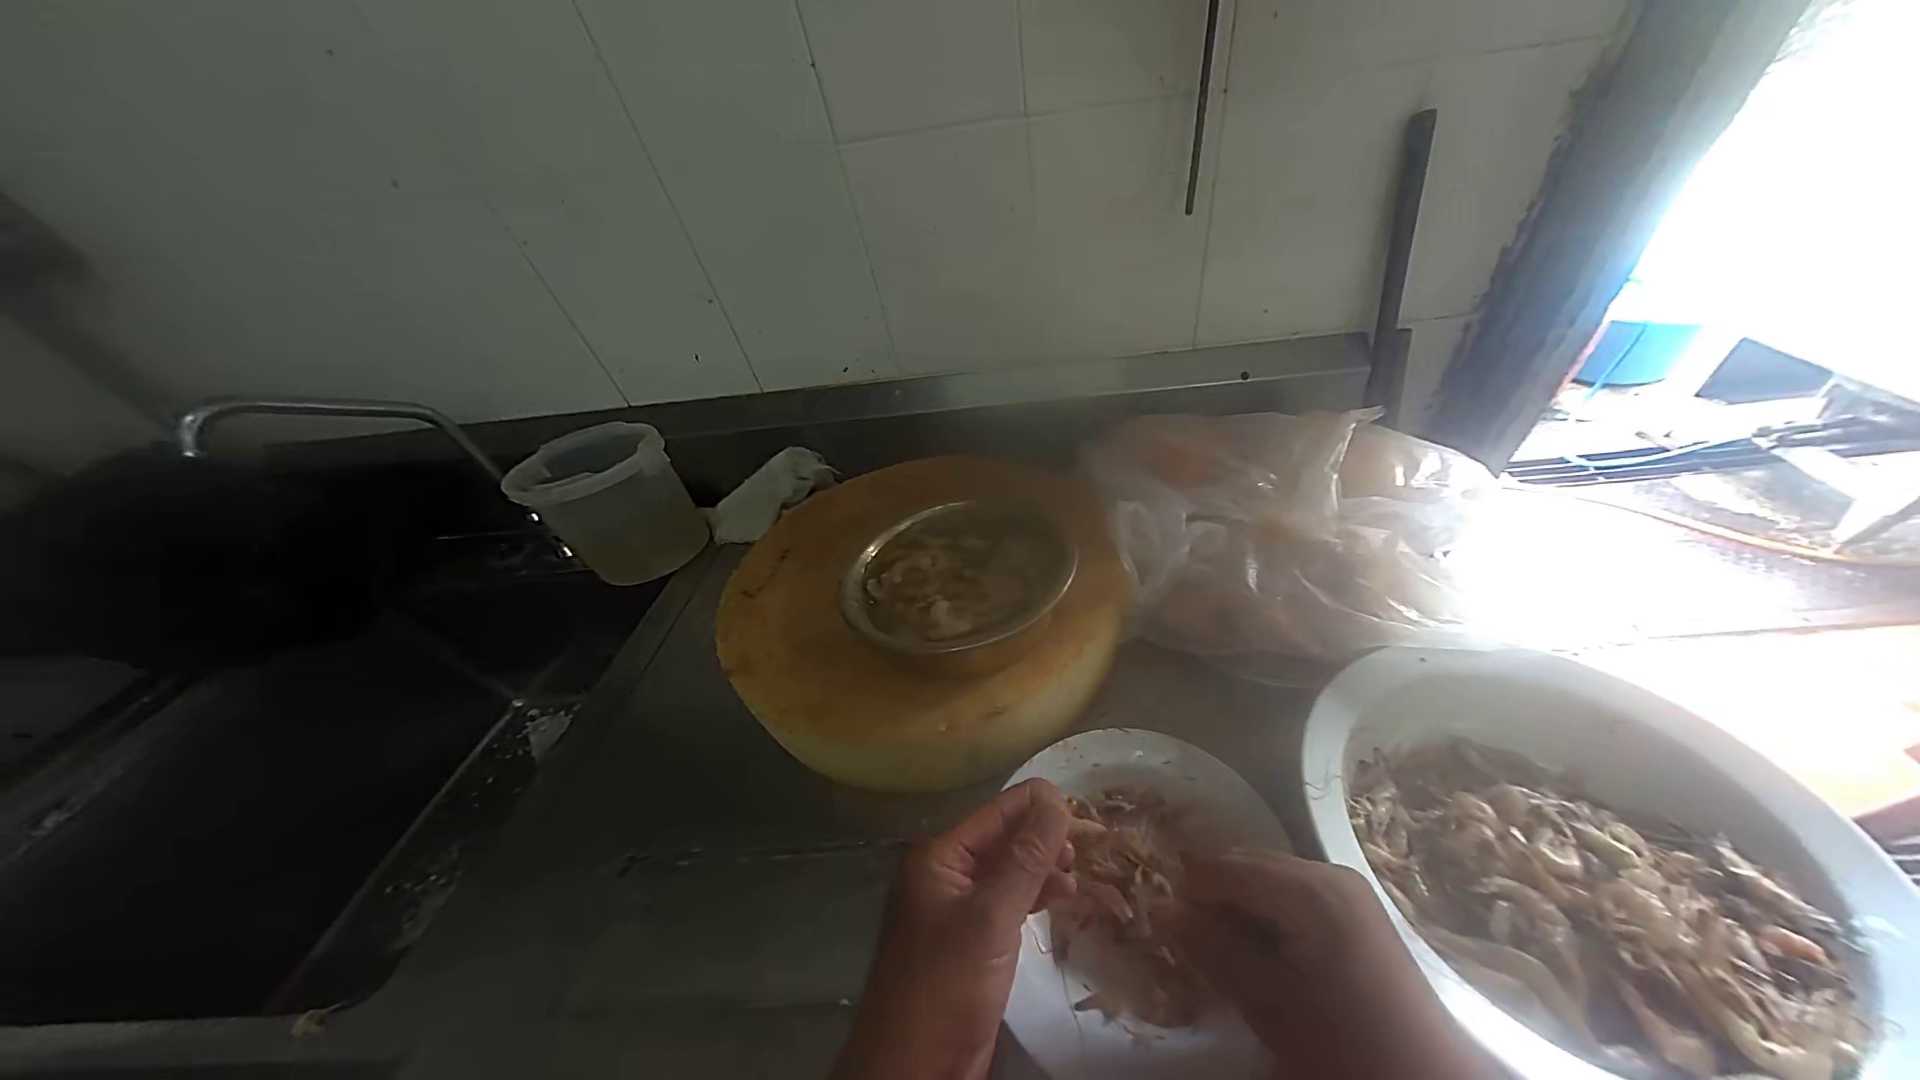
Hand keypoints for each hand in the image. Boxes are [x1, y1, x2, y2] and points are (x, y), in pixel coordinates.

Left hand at [832, 778, 1075, 1079]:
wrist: (914, 1067)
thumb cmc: (947, 982)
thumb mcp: (991, 916)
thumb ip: (1025, 858)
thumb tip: (1054, 799)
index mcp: (938, 856)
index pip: (994, 813)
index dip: (1035, 804)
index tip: (1080, 801)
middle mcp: (946, 874)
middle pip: (1002, 840)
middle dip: (1042, 837)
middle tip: (1085, 844)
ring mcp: (959, 908)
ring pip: (1008, 871)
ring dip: (1042, 867)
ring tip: (1077, 870)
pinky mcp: (973, 940)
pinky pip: (1008, 901)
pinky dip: (1035, 895)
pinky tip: (1062, 896)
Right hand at [1154, 850, 1491, 1079]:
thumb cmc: (1348, 1052)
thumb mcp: (1269, 1006)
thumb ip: (1211, 949)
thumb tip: (1158, 906)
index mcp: (1306, 890)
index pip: (1218, 869)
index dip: (1190, 899)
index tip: (1179, 940)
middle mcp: (1324, 870)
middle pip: (1240, 863)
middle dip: (1215, 901)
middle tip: (1208, 955)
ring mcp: (1343, 885)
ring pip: (1261, 875)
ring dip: (1239, 907)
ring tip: (1240, 961)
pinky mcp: (1352, 904)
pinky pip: (1287, 890)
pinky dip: (1266, 913)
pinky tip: (1271, 957)